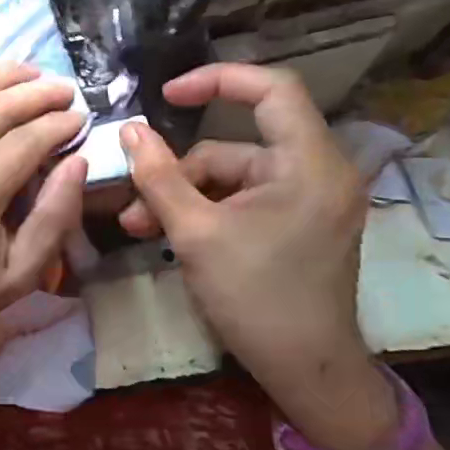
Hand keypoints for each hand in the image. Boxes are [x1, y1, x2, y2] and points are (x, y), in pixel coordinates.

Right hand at [118, 64, 397, 449]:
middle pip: (236, 146)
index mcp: (309, 163)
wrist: (305, 369)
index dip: (216, 80)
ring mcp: (311, 199)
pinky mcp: (300, 223)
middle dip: (179, 172)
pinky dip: (208, 213)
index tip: (167, 96)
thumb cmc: (255, 298)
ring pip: (233, 177)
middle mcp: (319, 171)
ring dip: (185, 198)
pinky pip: (245, 200)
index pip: (272, 89)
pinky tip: (172, 237)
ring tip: (140, 229)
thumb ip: (159, 177)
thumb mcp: (195, 234)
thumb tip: (129, 131)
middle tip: (134, 205)